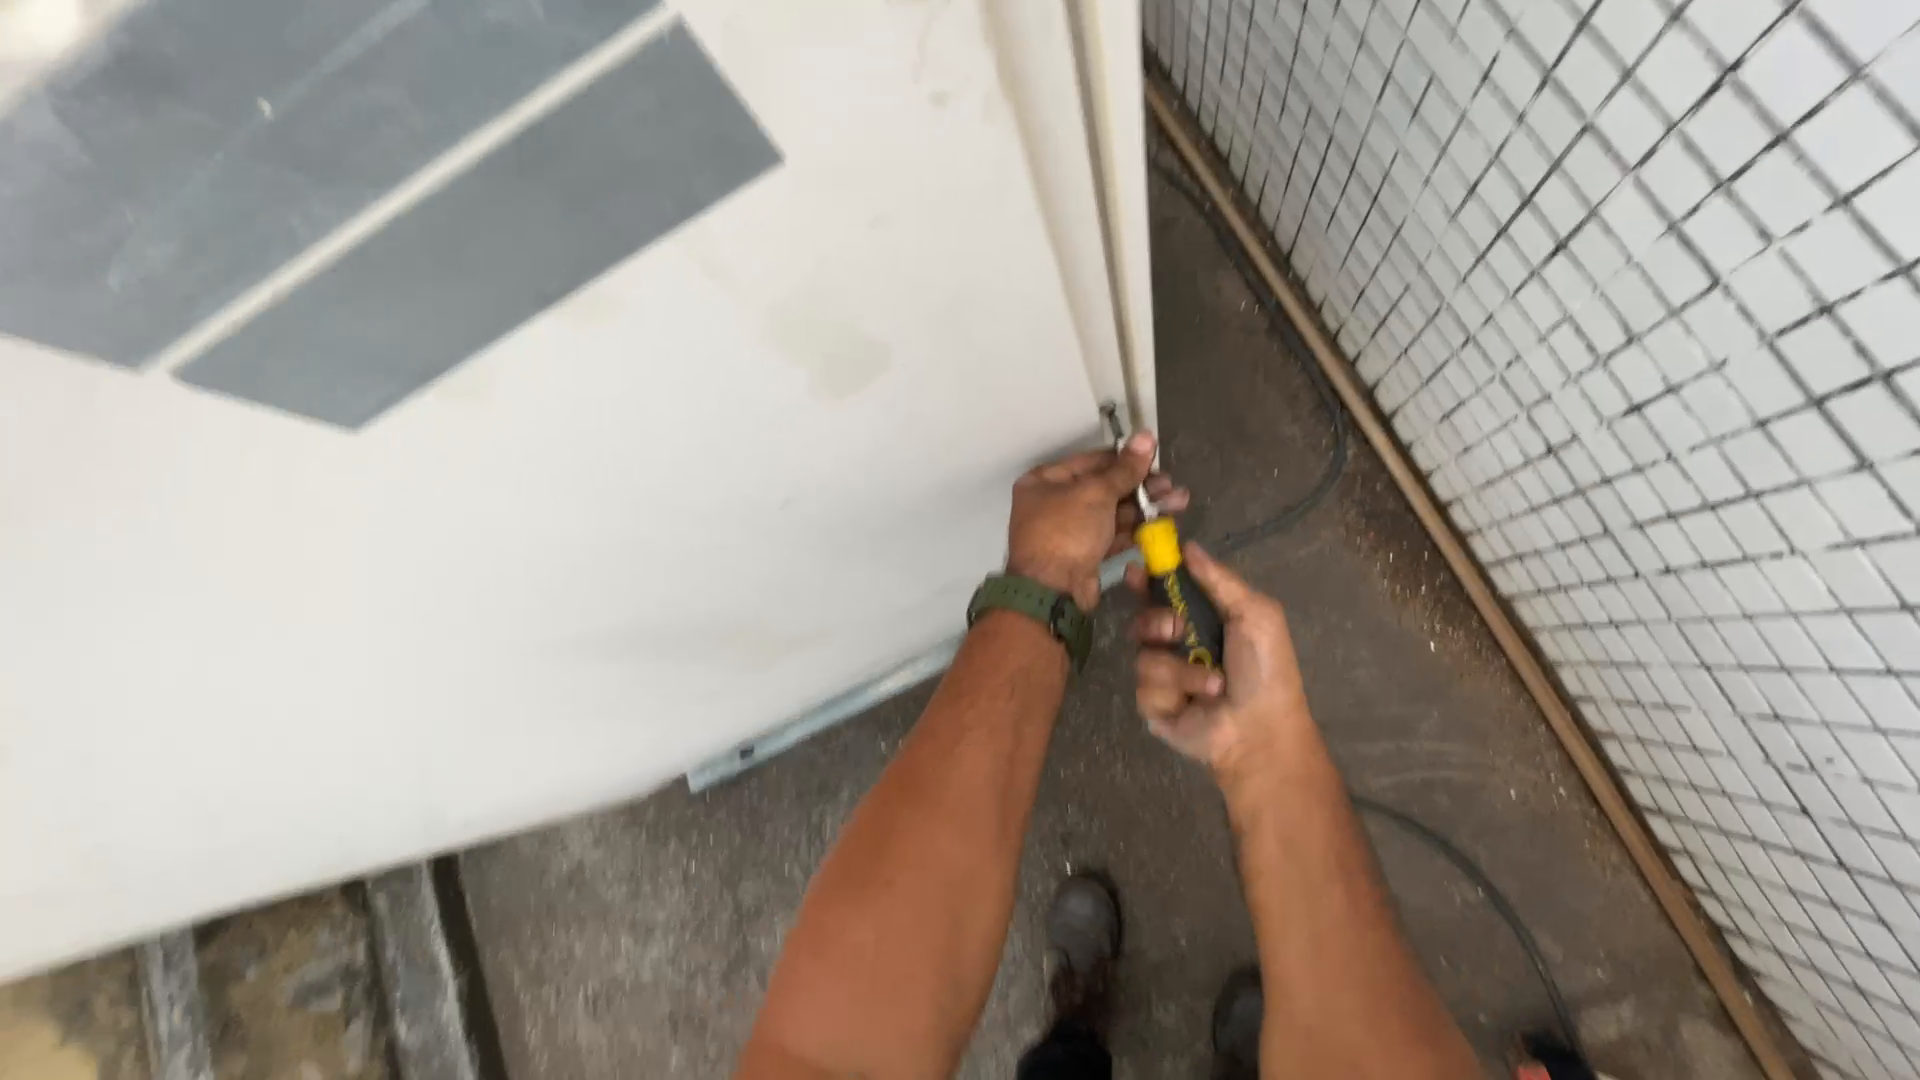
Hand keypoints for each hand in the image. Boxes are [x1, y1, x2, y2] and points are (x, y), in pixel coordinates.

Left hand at [1007, 432, 1188, 611]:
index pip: (1090, 461)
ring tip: (1179, 500)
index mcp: (1044, 481)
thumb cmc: (1066, 532)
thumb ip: (1124, 469)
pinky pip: (1113, 534)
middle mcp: (1054, 503)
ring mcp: (1069, 531)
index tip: (1154, 457)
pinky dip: (1137, 528)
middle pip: (1103, 487)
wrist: (1052, 591)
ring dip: (1145, 506)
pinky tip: (1164, 522)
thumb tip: (1146, 436)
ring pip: (1112, 512)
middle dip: (1140, 485)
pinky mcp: (1084, 554)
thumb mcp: (1096, 493)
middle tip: (1171, 484)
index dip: (1124, 458)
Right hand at [1129, 543, 1310, 777]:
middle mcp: (1177, 645)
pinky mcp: (1153, 703)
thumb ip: (1219, 580)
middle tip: (1175, 629)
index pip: (1163, 593)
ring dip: (1180, 666)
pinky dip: (1177, 690)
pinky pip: (1145, 685)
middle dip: (1155, 621)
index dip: (1146, 580)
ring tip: (1212, 680)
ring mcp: (1163, 676)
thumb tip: (1189, 546)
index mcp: (1201, 620)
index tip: (1136, 571)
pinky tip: (1201, 701)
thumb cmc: (1265, 669)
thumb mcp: (1255, 614)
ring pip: (1142, 654)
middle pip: (1142, 619)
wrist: (1262, 729)